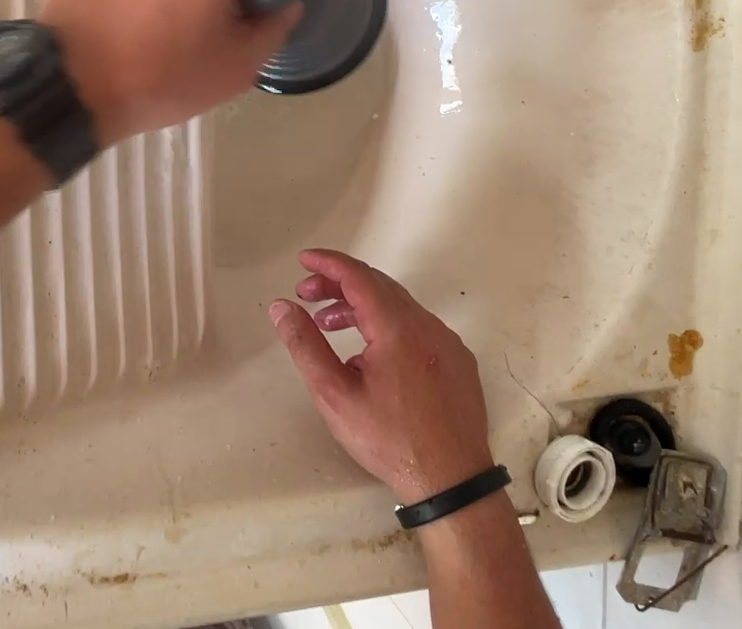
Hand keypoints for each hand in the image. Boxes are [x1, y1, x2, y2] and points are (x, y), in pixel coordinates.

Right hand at [269, 249, 494, 503]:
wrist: (453, 482)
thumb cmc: (388, 440)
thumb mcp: (335, 395)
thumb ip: (305, 345)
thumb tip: (282, 306)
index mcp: (397, 328)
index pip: (358, 276)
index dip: (328, 263)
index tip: (304, 260)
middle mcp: (427, 325)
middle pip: (379, 285)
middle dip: (339, 282)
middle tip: (307, 294)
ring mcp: (448, 342)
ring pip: (399, 305)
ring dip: (361, 304)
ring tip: (329, 323)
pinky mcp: (459, 360)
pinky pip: (418, 326)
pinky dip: (387, 323)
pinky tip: (370, 352)